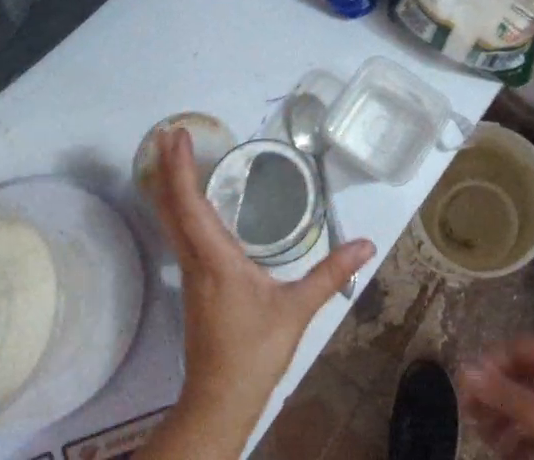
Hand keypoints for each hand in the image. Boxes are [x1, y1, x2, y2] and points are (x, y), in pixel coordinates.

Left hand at [146, 128, 374, 454]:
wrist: (220, 398)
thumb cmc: (255, 351)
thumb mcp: (298, 309)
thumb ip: (331, 273)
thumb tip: (368, 244)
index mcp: (215, 259)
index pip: (189, 204)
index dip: (179, 168)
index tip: (176, 136)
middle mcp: (195, 260)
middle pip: (170, 207)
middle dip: (165, 169)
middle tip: (168, 134)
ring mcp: (190, 274)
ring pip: (171, 221)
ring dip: (169, 187)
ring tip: (174, 158)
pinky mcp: (194, 285)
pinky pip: (179, 235)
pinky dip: (178, 209)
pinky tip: (192, 205)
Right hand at [460, 335, 533, 459]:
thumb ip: (504, 394)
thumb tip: (464, 368)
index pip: (520, 347)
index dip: (493, 361)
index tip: (469, 385)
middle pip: (521, 376)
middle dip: (494, 396)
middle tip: (470, 416)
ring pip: (527, 405)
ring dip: (503, 420)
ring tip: (485, 438)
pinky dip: (519, 438)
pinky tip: (506, 453)